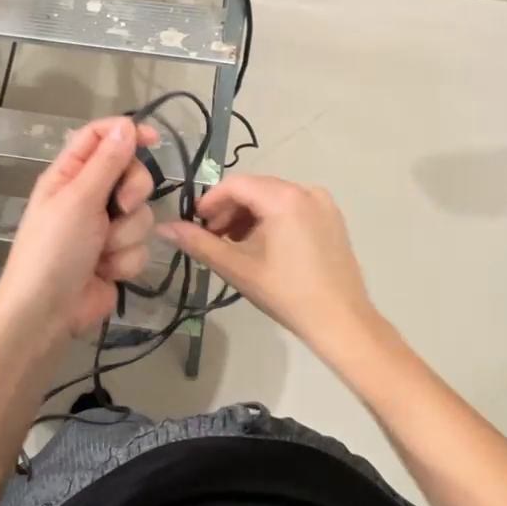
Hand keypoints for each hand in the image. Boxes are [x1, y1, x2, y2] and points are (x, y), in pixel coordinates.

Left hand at [0, 117, 158, 339]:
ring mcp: (105, 227)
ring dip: (125, 236)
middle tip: (120, 207)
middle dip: (133, 192)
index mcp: (69, 175)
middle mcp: (88, 196)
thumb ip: (107, 162)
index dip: (127, 132)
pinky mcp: (118, 256)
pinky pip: (141, 246)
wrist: (47, 313)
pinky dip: (125, 260)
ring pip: (141, 214)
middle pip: (131, 173)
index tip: (155, 139)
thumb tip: (127, 124)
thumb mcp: (79, 200)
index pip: (100, 137)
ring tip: (101, 252)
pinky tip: (105, 272)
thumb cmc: (54, 250)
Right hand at [160, 174, 379, 348]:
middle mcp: (306, 191)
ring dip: (249, 215)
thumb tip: (164, 227)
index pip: (236, 184)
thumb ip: (199, 244)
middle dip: (229, 209)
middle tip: (212, 237)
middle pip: (256, 188)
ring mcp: (323, 204)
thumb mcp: (238, 268)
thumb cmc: (287, 294)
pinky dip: (272, 219)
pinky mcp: (333, 218)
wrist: (342, 322)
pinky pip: (294, 207)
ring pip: (274, 197)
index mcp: (284, 198)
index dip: (211, 201)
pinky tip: (262, 246)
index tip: (196, 224)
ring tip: (234, 245)